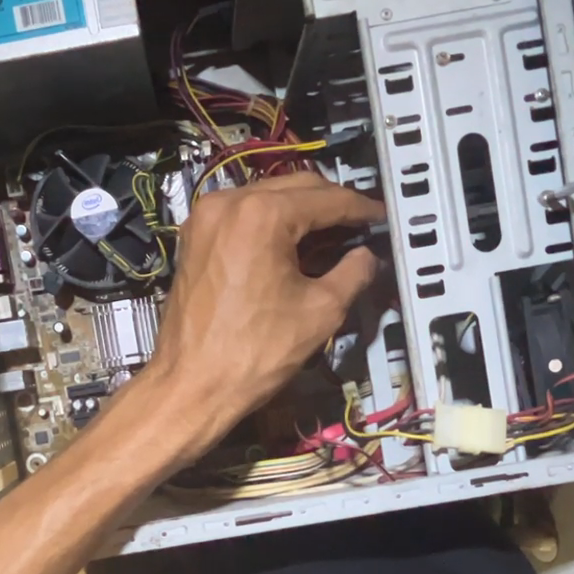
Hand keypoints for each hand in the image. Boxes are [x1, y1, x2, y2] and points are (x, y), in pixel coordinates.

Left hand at [135, 174, 380, 457]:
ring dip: (301, 212)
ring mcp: (205, 218)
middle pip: (295, 188)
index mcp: (261, 214)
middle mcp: (228, 203)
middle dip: (332, 204)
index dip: (361, 208)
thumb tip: (367, 256)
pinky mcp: (194, 239)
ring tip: (332, 236)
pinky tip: (292, 245)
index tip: (382, 217)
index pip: (326, 199)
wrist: (191, 385)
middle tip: (362, 226)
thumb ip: (353, 273)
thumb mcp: (320, 312)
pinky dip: (271, 224)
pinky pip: (243, 216)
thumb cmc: (254, 352)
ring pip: (267, 198)